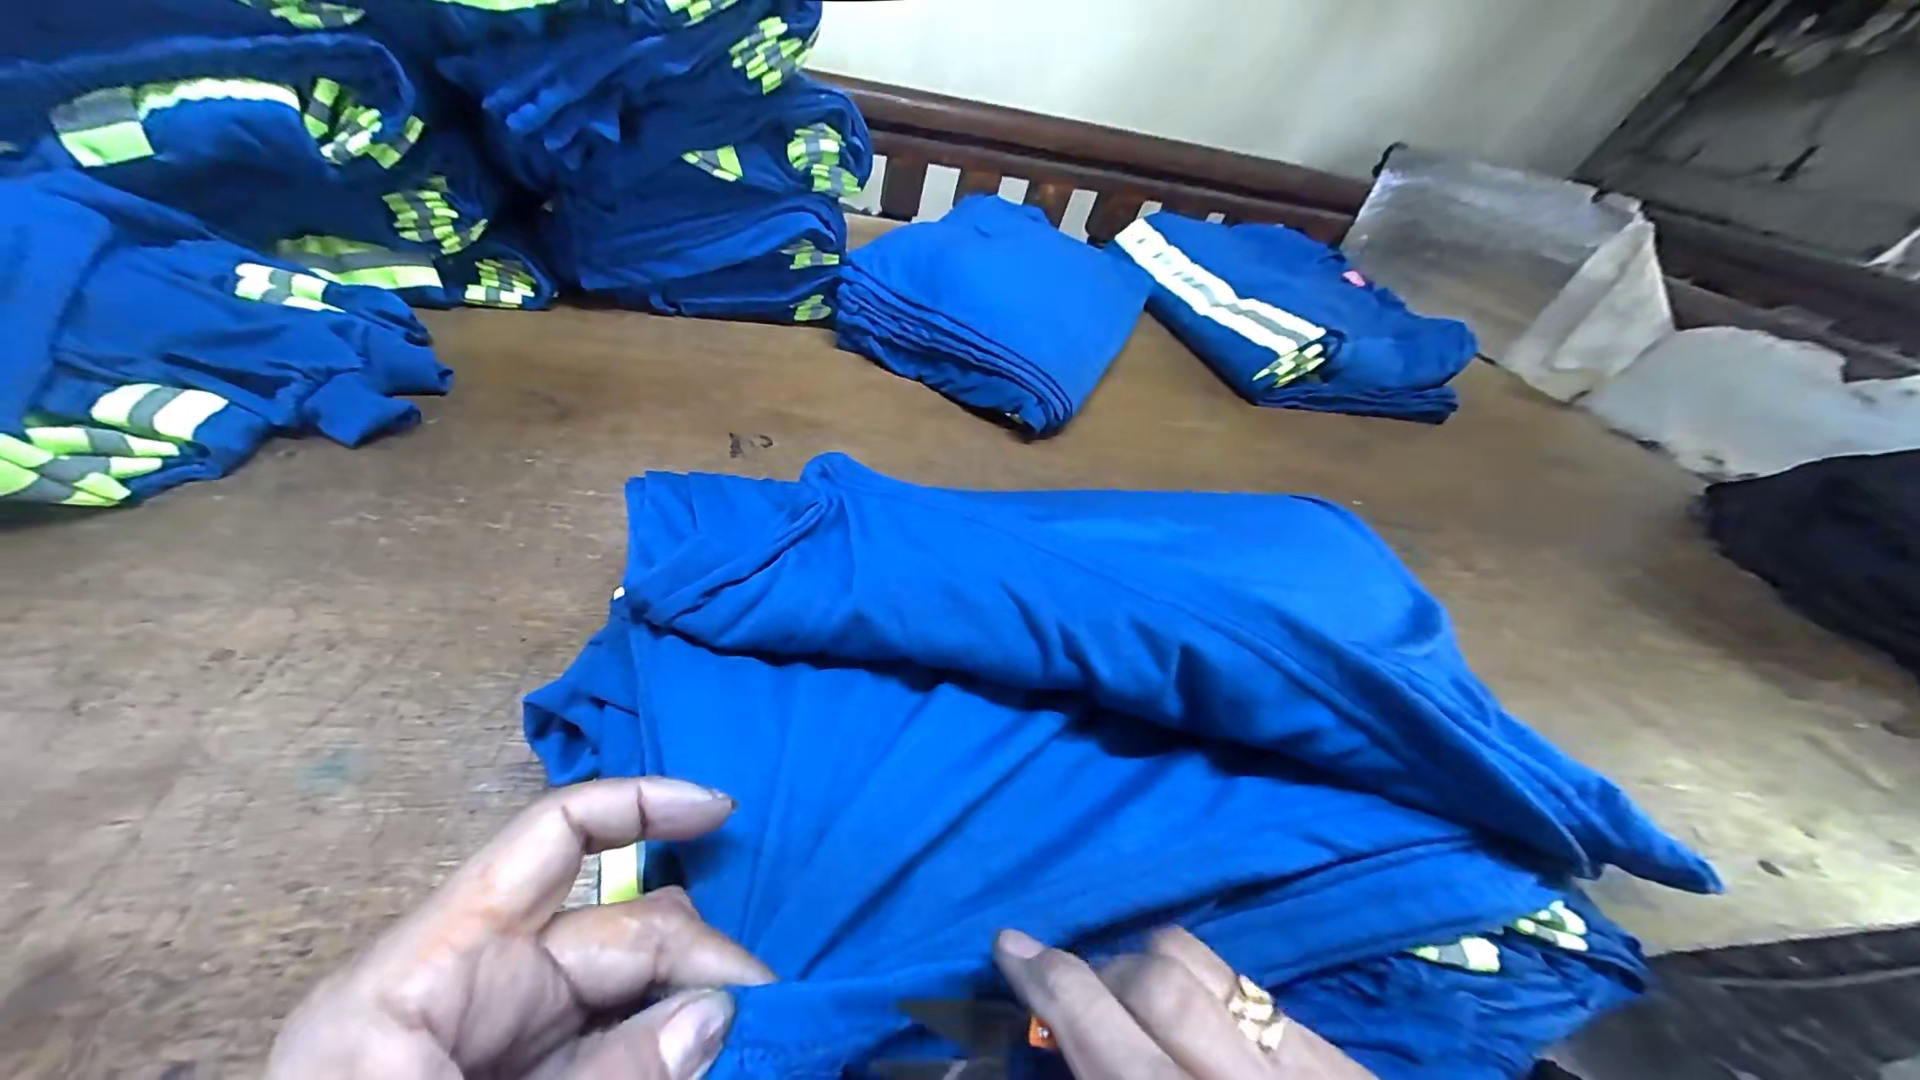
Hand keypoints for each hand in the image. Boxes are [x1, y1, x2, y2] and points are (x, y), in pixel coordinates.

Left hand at [268, 777, 774, 1079]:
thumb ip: (602, 1078)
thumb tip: (718, 1015)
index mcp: (431, 970)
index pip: (554, 835)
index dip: (643, 804)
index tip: (723, 812)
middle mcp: (481, 984)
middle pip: (623, 928)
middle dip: (700, 960)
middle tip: (772, 1014)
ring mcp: (513, 1035)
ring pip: (637, 987)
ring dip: (697, 1009)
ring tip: (759, 1042)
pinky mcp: (544, 1076)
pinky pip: (628, 1041)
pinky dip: (674, 1049)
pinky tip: (718, 1059)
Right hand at [994, 927, 1374, 1079]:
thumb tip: (1072, 1054)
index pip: (1109, 1040)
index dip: (1051, 985)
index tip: (1008, 948)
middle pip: (1155, 987)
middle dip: (1092, 968)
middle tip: (1063, 982)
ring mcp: (1304, 1074)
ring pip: (1200, 967)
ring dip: (1139, 963)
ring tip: (1120, 988)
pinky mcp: (1341, 1066)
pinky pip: (1247, 982)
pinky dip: (1193, 975)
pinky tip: (1184, 1003)